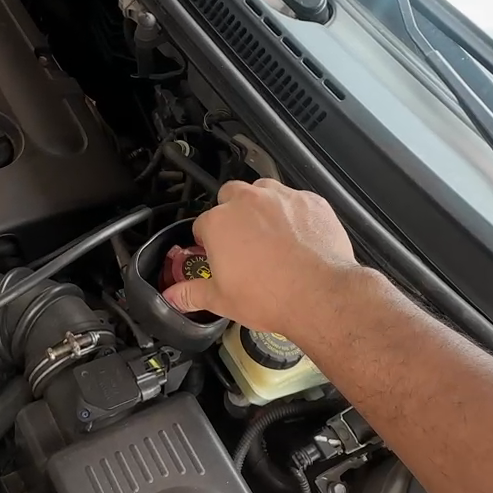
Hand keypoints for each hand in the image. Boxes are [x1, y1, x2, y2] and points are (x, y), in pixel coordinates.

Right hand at [161, 179, 358, 336]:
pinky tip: (297, 237)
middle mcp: (248, 202)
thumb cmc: (271, 296)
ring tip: (269, 237)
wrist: (319, 296)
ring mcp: (281, 198)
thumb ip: (191, 293)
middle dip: (232, 214)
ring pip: (263, 191)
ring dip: (262, 208)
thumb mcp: (221, 300)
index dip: (207, 241)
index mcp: (219, 222)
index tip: (216, 254)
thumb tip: (173, 296)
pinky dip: (294, 214)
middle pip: (230, 196)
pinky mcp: (311, 202)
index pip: (202, 224)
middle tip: (241, 242)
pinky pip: (296, 201)